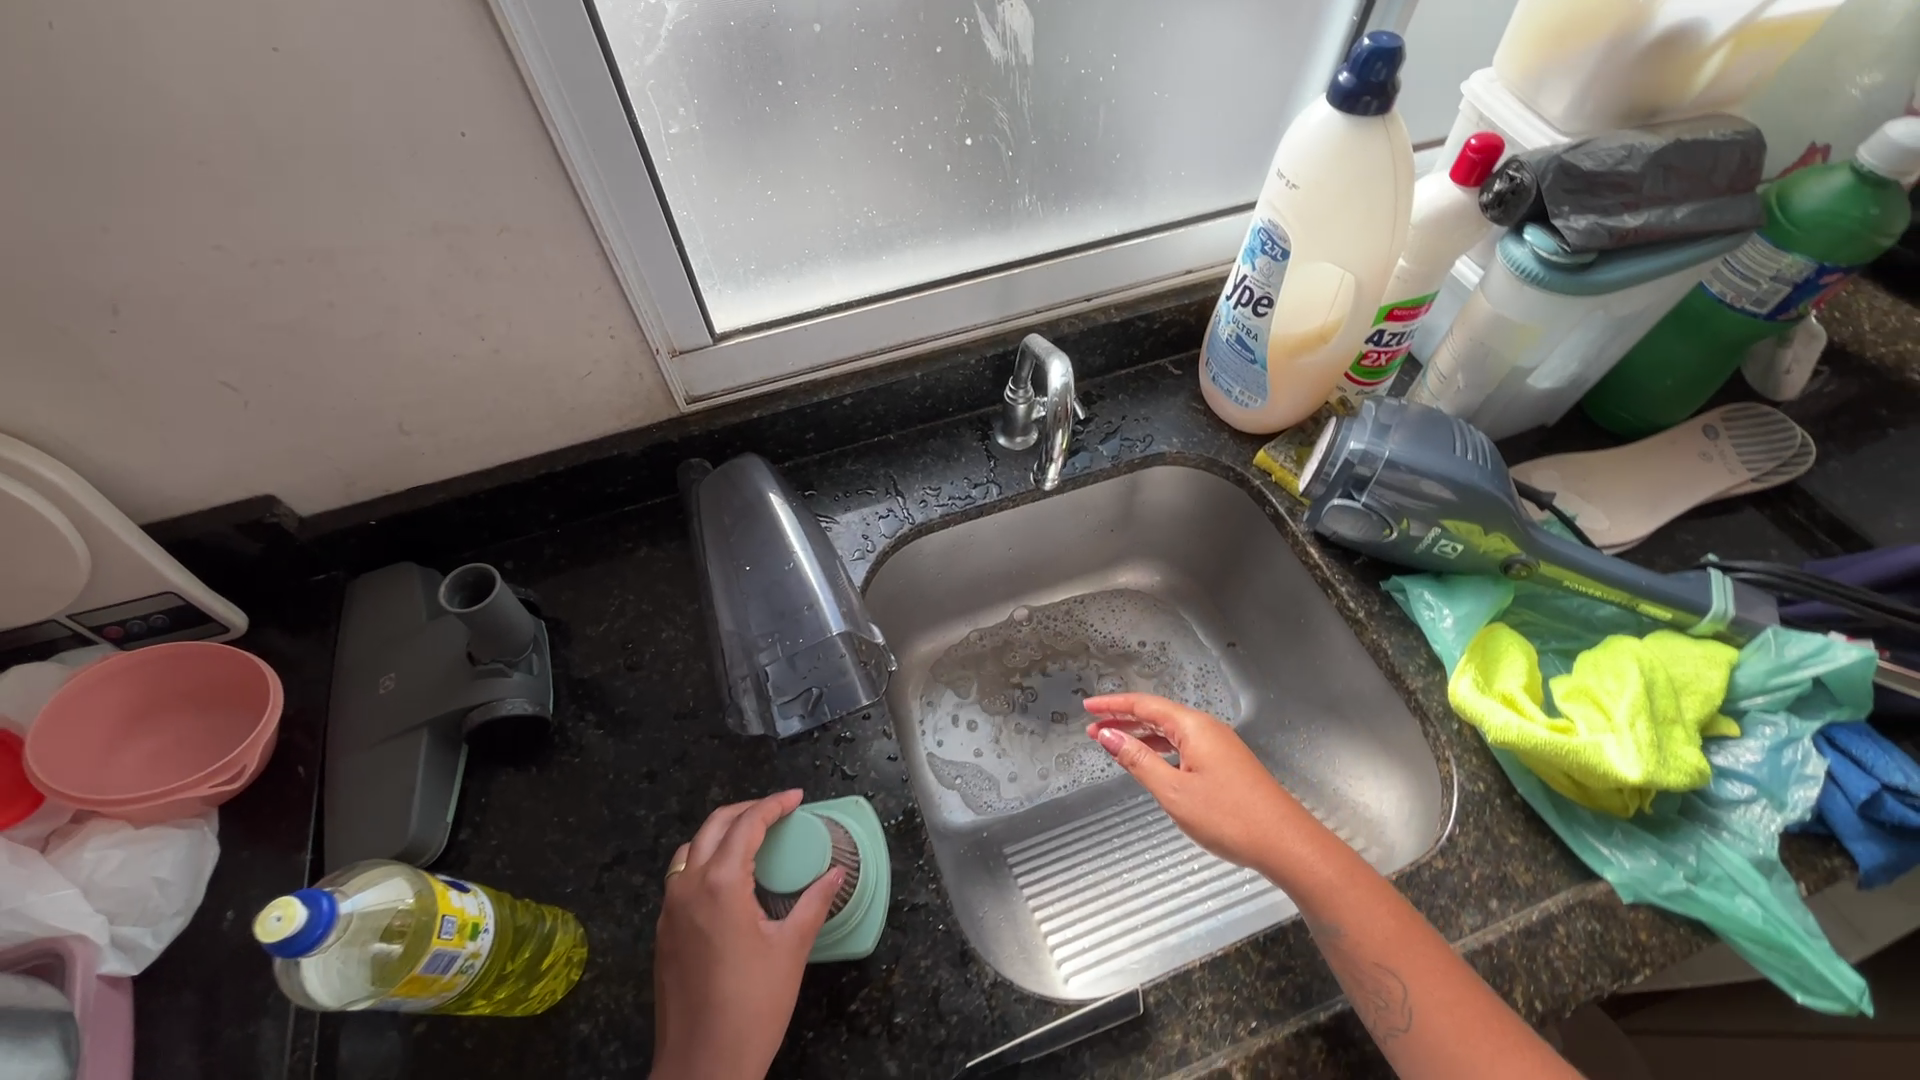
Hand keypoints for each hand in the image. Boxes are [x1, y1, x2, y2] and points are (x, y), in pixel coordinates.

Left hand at [651, 790, 843, 1079]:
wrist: (702, 1065)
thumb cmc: (752, 1006)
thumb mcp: (791, 949)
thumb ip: (814, 902)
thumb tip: (836, 874)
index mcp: (720, 884)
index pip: (747, 824)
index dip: (773, 805)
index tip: (796, 798)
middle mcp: (687, 887)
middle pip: (713, 826)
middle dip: (746, 810)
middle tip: (778, 811)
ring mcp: (669, 910)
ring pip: (690, 849)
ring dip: (721, 833)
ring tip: (754, 838)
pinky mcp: (663, 932)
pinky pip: (681, 877)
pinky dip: (705, 860)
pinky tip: (729, 878)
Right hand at [1084, 693, 1306, 870]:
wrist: (1285, 843)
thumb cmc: (1230, 817)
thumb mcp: (1173, 790)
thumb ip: (1137, 760)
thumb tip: (1108, 735)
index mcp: (1193, 727)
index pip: (1144, 705)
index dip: (1113, 705)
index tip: (1088, 707)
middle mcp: (1207, 729)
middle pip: (1157, 714)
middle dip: (1123, 719)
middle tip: (1093, 726)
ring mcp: (1219, 746)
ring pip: (1171, 731)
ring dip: (1140, 735)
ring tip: (1113, 743)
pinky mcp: (1226, 763)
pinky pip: (1184, 745)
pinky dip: (1160, 748)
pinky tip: (1150, 762)